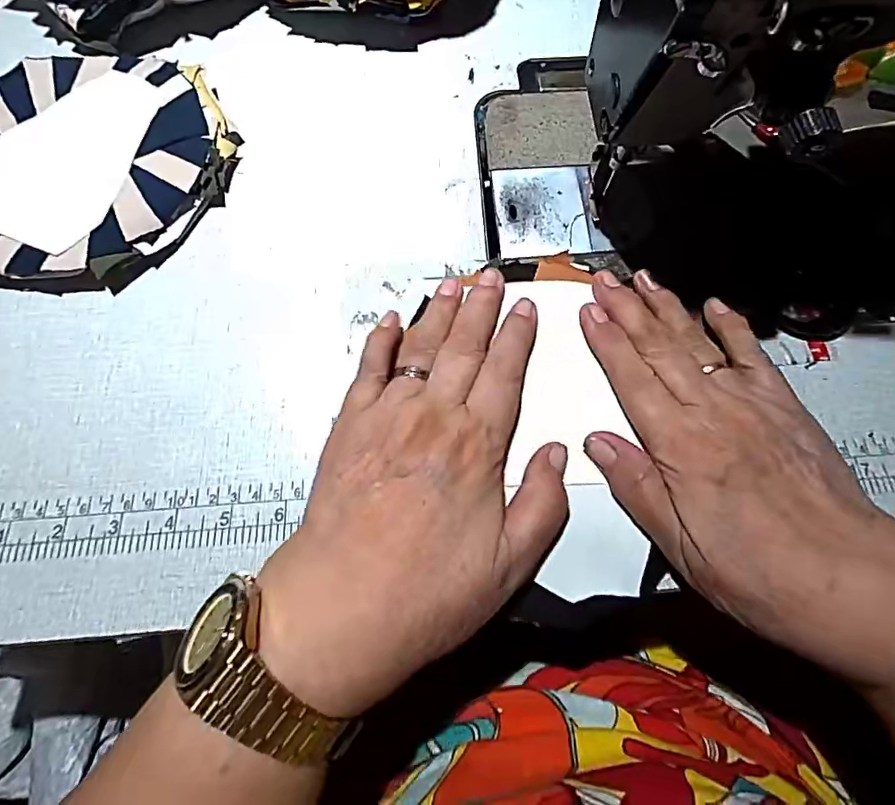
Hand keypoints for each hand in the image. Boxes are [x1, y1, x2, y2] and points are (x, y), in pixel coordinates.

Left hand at [253, 270, 567, 716]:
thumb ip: (544, 502)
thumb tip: (557, 454)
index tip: (525, 310)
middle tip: (492, 280)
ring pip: (422, 348)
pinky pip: (367, 371)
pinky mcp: (350, 430)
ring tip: (454, 286)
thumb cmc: (423, 594)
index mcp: (477, 446)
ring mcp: (388, 418)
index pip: (506, 371)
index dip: (518, 335)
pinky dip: (381, 342)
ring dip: (441, 313)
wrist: (336, 614)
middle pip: (466, 347)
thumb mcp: (510, 563)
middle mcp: (433, 419)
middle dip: (483, 307)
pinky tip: (391, 323)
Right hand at [579, 271, 894, 693]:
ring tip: (646, 281)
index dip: (606, 341)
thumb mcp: (681, 547)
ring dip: (668, 306)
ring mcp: (750, 401)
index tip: (590, 312)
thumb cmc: (764, 572)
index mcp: (681, 446)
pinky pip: (751, 352)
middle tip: (606, 281)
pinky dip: (731, 324)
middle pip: (659, 347)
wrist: (843, 572)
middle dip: (627, 309)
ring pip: (698, 340)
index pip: (631, 377)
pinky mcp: (783, 403)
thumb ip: (637, 487)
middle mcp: (713, 412)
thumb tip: (600, 444)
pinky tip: (716, 306)